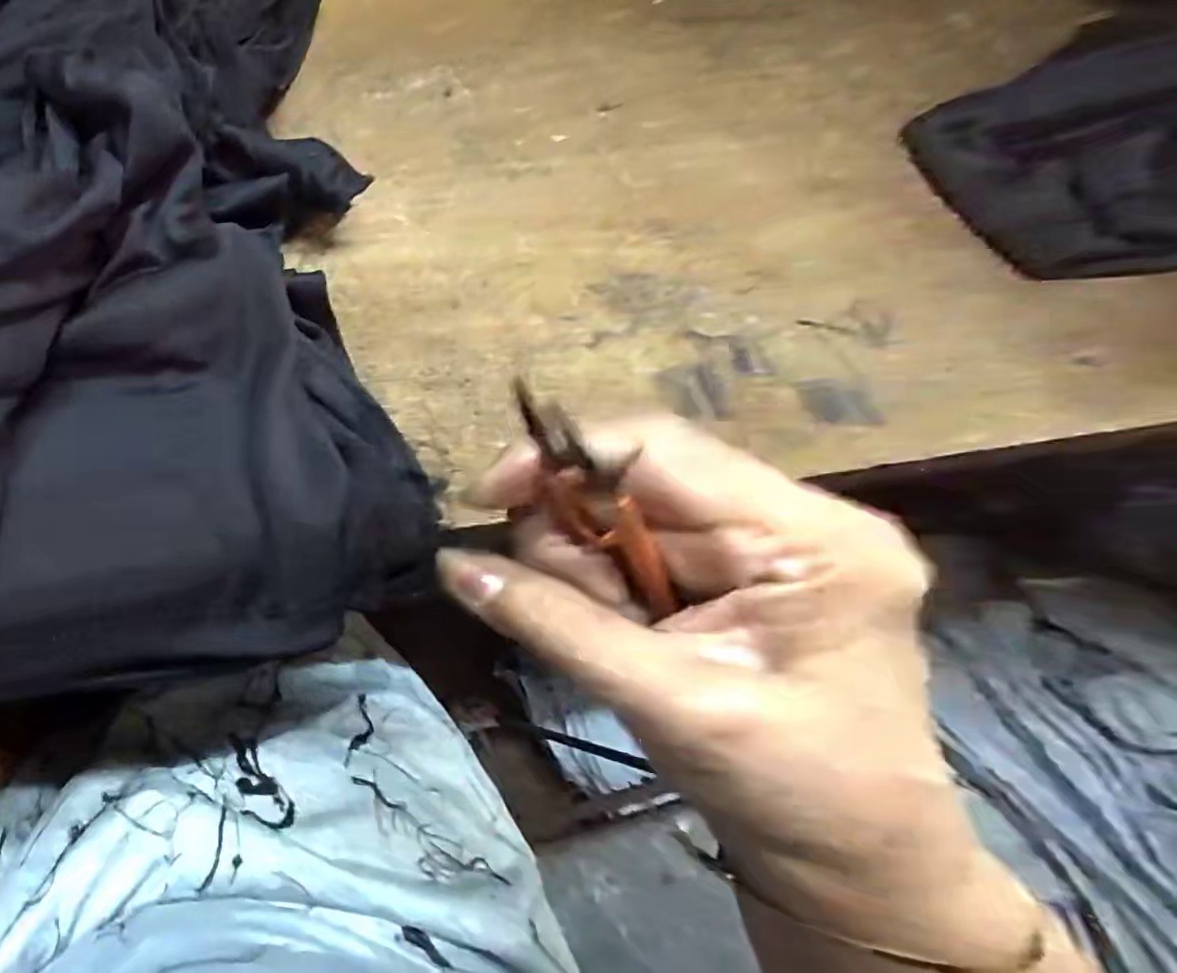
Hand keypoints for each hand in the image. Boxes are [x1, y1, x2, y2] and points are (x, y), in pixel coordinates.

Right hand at [436, 416, 1048, 967]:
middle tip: (562, 602)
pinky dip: (592, 579)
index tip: (490, 496)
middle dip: (570, 535)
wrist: (852, 859)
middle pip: (626, 477)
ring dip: (578, 566)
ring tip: (608, 632)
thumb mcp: (663, 699)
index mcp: (805, 536)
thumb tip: (453, 565)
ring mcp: (753, 540)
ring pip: (612, 511)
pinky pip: (622, 543)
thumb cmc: (792, 787)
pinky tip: (615, 624)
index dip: (560, 457)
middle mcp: (782, 517)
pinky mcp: (726, 565)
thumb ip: (553, 622)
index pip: (657, 445)